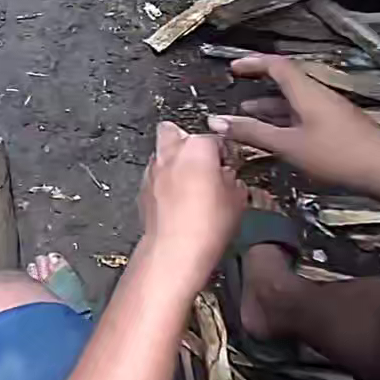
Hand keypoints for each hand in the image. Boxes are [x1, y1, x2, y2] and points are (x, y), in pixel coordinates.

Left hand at [132, 121, 246, 297]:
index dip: (224, 153)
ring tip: (189, 184)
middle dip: (186, 141)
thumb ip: (232, 179)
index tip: (228, 165)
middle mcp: (170, 152)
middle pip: (174, 131)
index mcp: (197, 148)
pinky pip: (154, 174)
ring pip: (161, 153)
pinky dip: (163, 181)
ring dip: (173, 162)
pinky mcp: (142, 187)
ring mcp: (153, 168)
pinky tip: (176, 199)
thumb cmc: (207, 223)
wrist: (174, 248)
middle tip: (201, 162)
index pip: (214, 139)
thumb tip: (227, 177)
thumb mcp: (237, 199)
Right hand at [208, 54, 379, 200]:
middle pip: (286, 82)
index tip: (233, 67)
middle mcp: (318, 97)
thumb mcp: (289, 145)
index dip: (253, 62)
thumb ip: (252, 133)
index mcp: (306, 92)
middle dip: (259, 83)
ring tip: (246, 116)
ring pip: (293, 102)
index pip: (277, 65)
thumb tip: (215, 121)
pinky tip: (275, 136)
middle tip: (236, 87)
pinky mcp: (337, 129)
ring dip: (269, 106)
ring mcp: (330, 113)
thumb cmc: (338, 154)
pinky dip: (283, 121)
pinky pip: (303, 116)